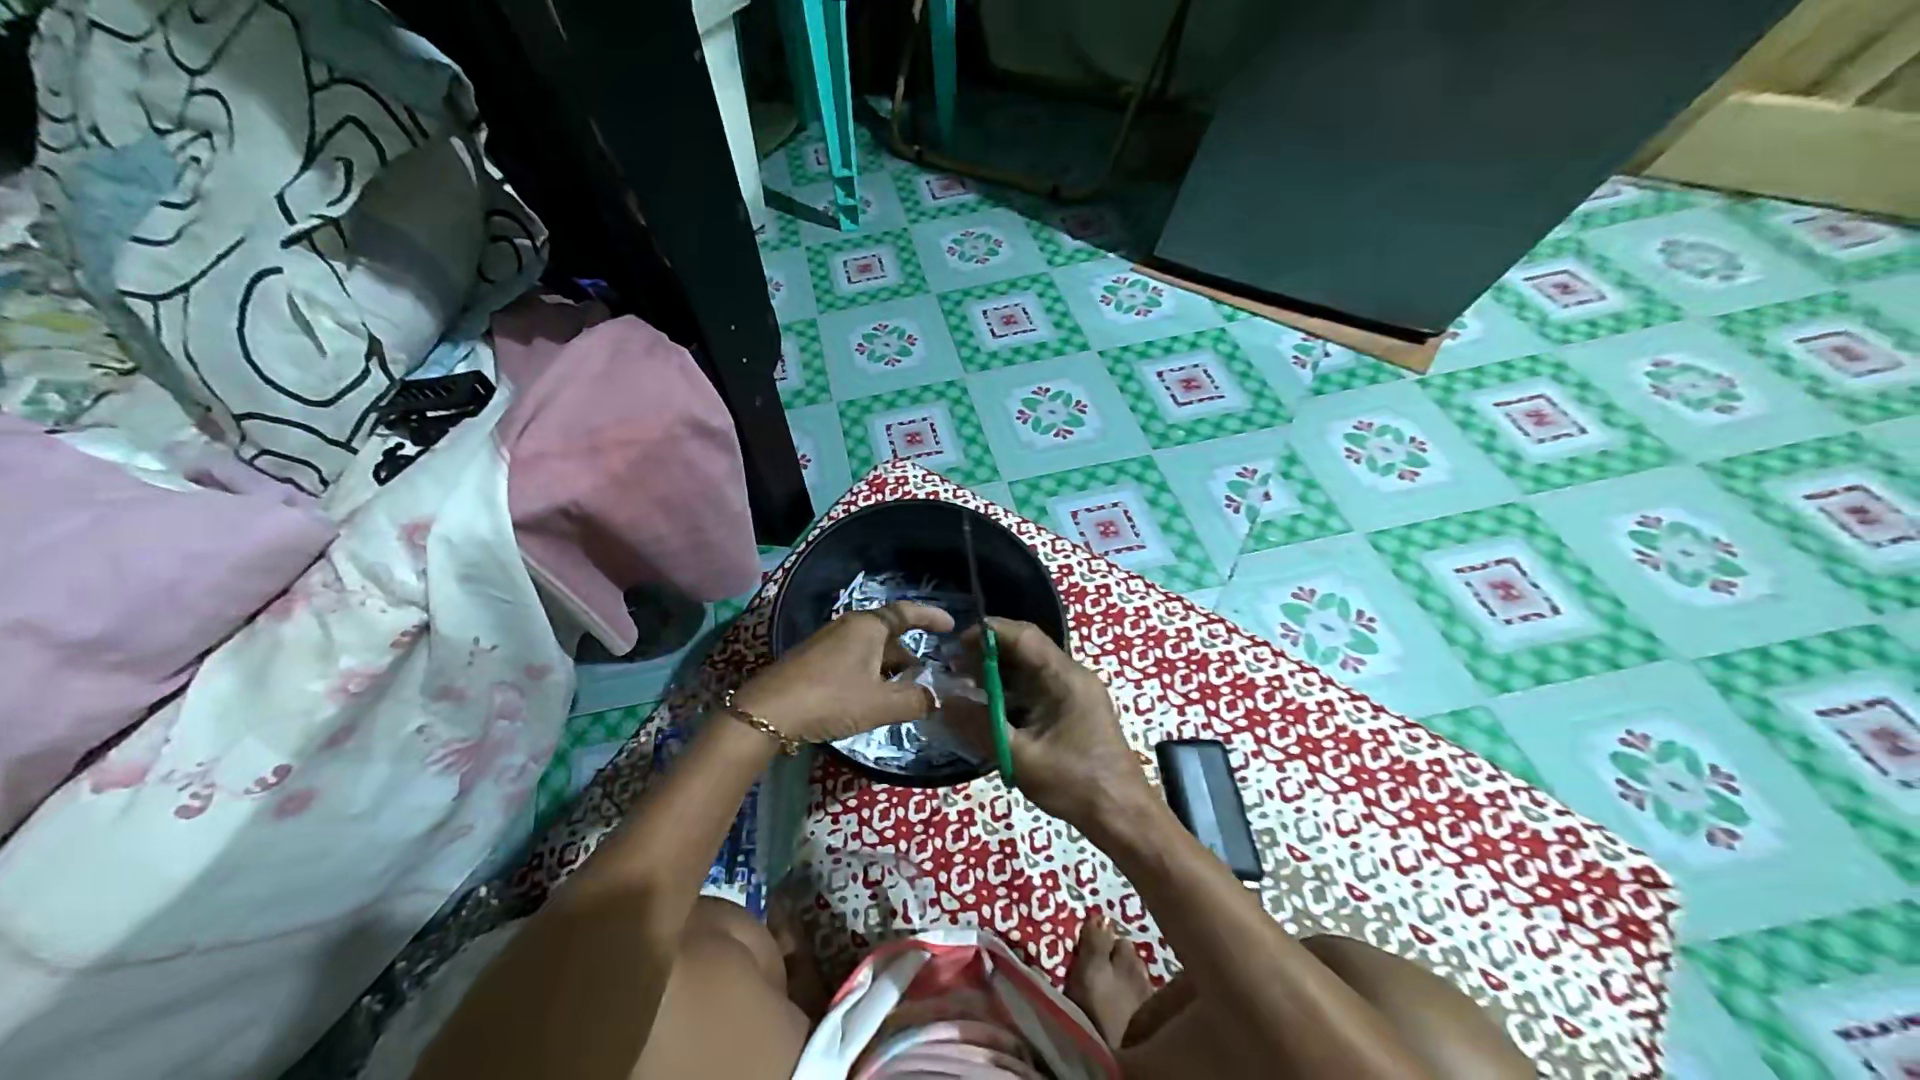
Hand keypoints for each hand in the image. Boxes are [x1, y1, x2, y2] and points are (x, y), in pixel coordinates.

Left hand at [732, 602, 953, 743]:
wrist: (767, 712)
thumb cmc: (831, 698)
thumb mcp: (881, 704)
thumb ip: (915, 700)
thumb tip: (937, 699)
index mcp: (868, 626)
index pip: (906, 613)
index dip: (930, 617)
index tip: (950, 626)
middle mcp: (848, 626)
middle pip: (888, 635)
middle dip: (910, 655)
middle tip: (927, 677)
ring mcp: (827, 643)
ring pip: (870, 650)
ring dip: (889, 668)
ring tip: (902, 694)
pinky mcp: (813, 661)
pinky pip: (852, 661)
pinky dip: (869, 674)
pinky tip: (870, 699)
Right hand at [952, 618, 1156, 830]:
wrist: (1121, 814)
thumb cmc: (1074, 783)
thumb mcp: (1020, 757)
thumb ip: (980, 726)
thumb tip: (945, 703)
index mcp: (1065, 678)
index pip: (1024, 636)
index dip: (988, 633)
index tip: (956, 643)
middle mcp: (1072, 677)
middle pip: (1026, 650)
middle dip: (988, 654)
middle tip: (952, 667)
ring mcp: (1075, 694)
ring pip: (1030, 671)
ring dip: (998, 675)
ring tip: (963, 686)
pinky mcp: (1073, 711)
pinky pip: (1037, 690)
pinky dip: (1012, 693)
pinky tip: (988, 708)